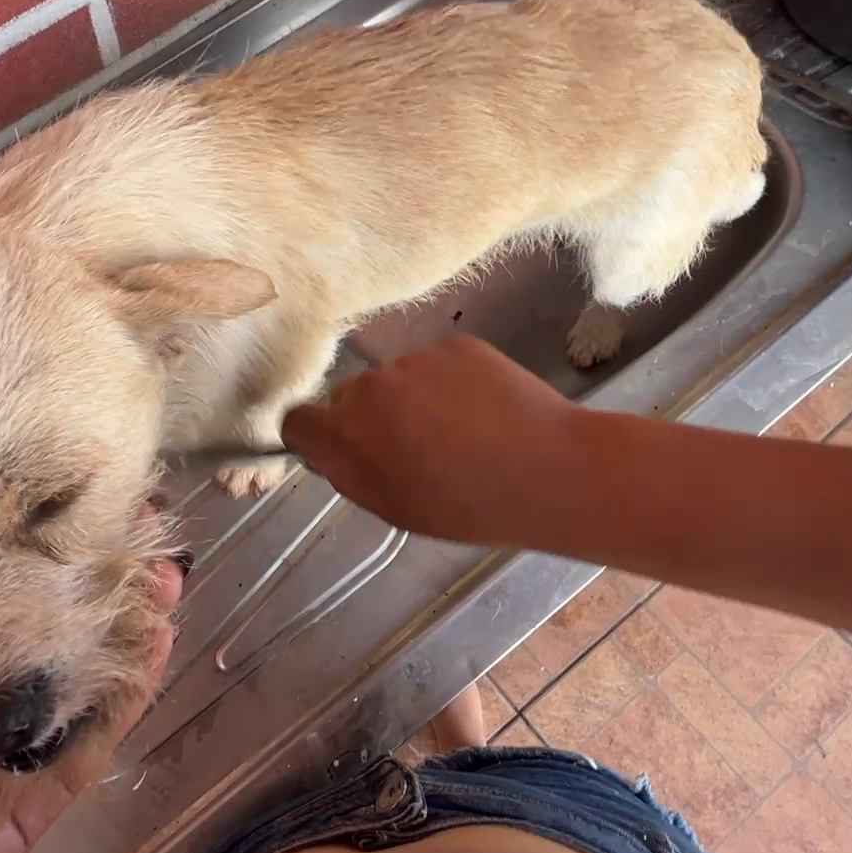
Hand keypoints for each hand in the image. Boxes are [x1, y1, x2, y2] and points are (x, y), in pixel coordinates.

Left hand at [0, 510, 183, 852]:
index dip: (36, 540)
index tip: (66, 490)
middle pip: (55, 626)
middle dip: (100, 573)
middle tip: (139, 520)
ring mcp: (20, 745)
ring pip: (88, 676)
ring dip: (132, 623)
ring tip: (165, 573)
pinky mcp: (39, 796)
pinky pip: (92, 745)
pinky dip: (129, 697)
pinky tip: (158, 644)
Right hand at [281, 334, 586, 546]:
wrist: (552, 471)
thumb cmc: (469, 507)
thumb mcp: (395, 508)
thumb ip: (348, 473)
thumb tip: (329, 448)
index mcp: (348, 434)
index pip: (298, 420)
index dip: (316, 435)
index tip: (343, 448)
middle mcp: (370, 387)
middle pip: (349, 397)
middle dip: (369, 417)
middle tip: (413, 446)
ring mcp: (413, 360)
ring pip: (395, 378)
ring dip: (410, 398)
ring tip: (459, 430)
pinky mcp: (453, 344)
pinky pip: (434, 363)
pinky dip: (448, 381)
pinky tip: (482, 409)